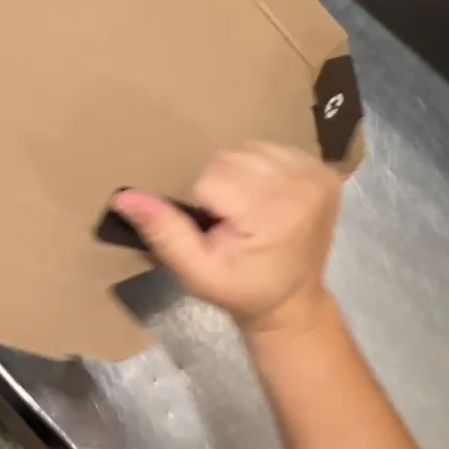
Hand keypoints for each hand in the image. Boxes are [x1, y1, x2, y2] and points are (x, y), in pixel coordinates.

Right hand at [112, 142, 341, 335]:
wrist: (291, 300)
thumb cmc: (241, 289)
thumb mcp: (196, 270)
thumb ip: (164, 231)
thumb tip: (125, 196)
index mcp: (273, 211)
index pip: (212, 177)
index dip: (204, 201)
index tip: (218, 229)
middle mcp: (302, 185)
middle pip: (231, 157)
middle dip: (220, 185)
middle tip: (229, 220)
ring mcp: (317, 175)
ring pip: (248, 147)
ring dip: (238, 173)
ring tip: (244, 207)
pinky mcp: (324, 170)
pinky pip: (271, 148)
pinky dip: (259, 168)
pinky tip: (263, 196)